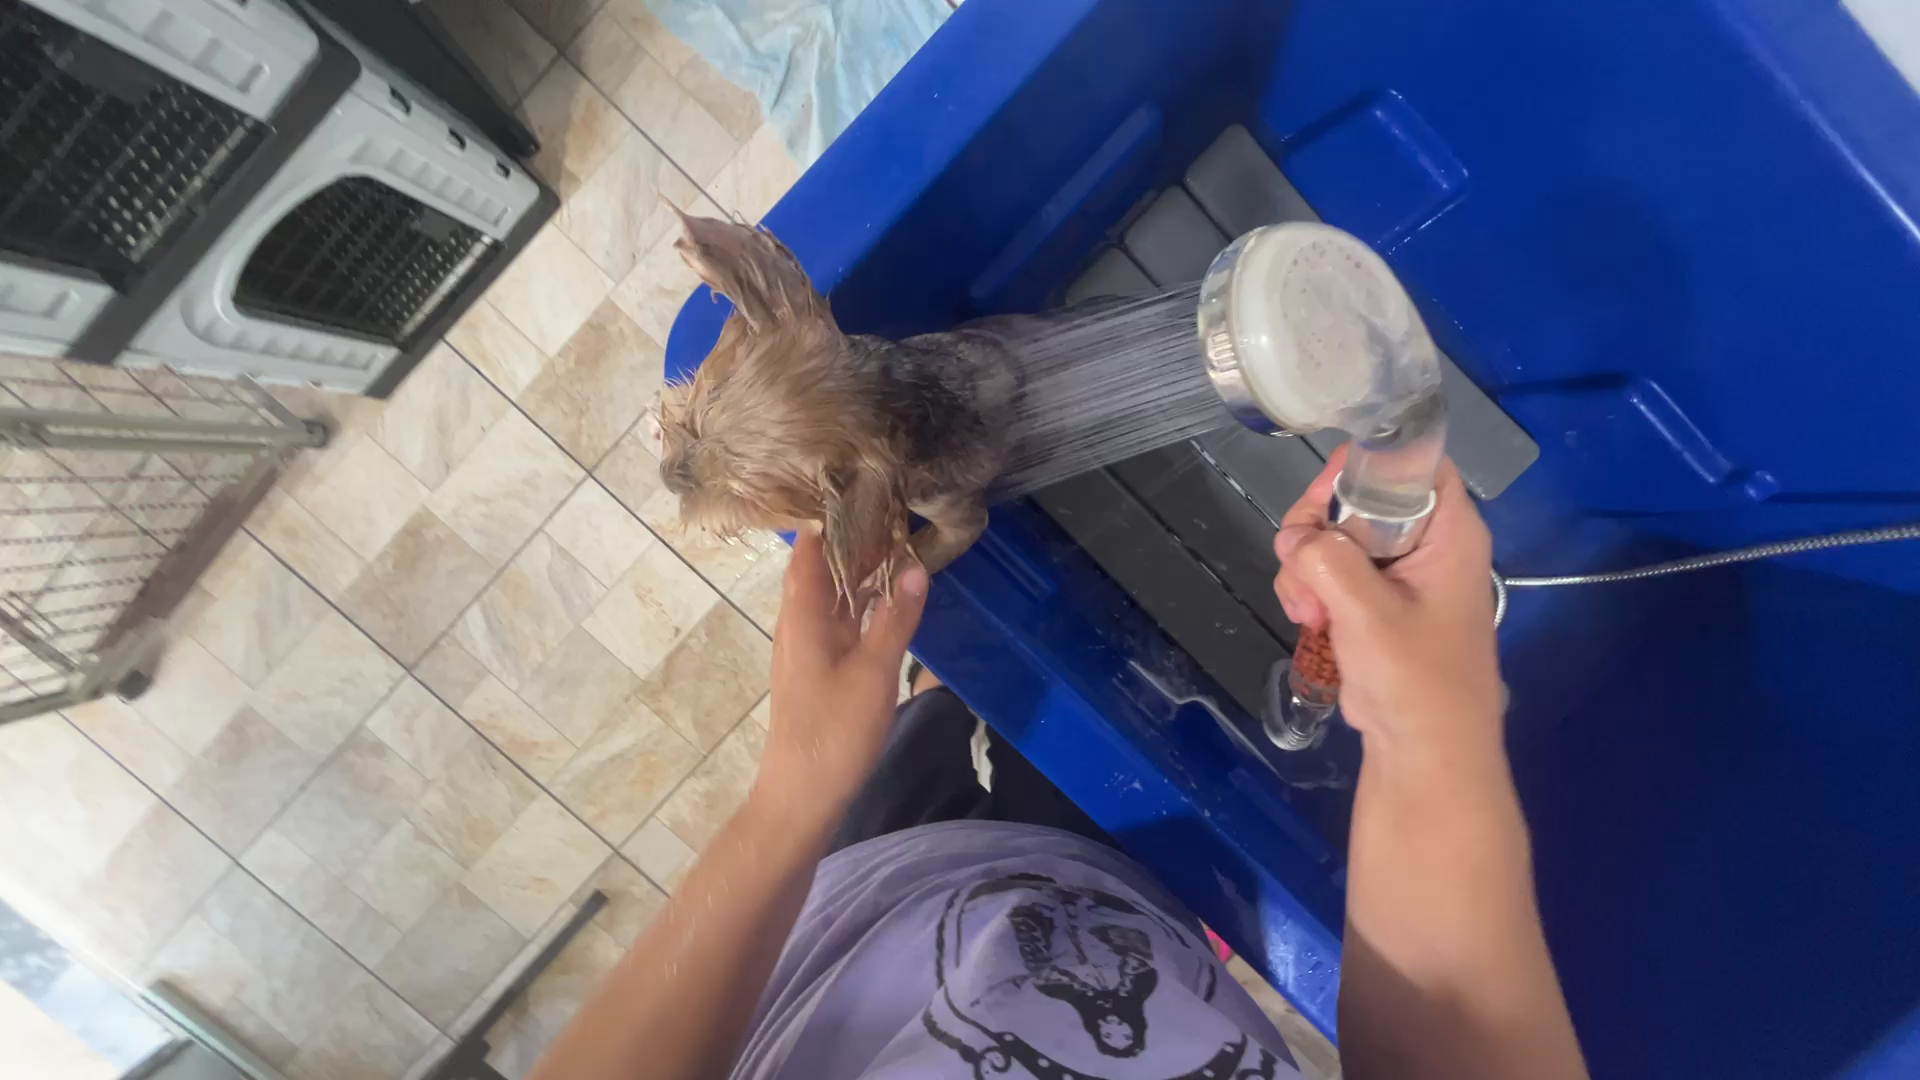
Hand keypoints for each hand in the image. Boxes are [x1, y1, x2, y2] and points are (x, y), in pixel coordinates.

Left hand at [755, 530, 927, 823]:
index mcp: (803, 616)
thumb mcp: (874, 672)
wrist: (802, 794)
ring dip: (858, 572)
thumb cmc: (834, 730)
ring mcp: (808, 647)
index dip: (829, 519)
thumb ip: (895, 618)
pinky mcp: (819, 668)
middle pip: (820, 569)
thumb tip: (916, 567)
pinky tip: (888, 600)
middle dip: (851, 541)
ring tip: (896, 544)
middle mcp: (799, 624)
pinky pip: (839, 621)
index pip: (809, 550)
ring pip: (831, 596)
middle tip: (892, 512)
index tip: (862, 491)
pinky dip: (860, 603)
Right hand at [1272, 445, 1501, 759]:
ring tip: (1310, 611)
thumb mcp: (1370, 613)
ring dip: (1304, 568)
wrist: (1421, 748)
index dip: (1362, 467)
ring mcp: (1392, 571)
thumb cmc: (1416, 680)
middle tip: (1301, 563)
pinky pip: (1323, 568)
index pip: (1411, 463)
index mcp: (1447, 532)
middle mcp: (1421, 542)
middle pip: (1354, 497)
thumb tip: (1295, 539)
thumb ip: (1329, 562)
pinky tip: (1310, 620)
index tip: (1321, 501)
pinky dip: (1306, 589)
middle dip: (1314, 529)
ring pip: (1329, 535)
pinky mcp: (1368, 596)